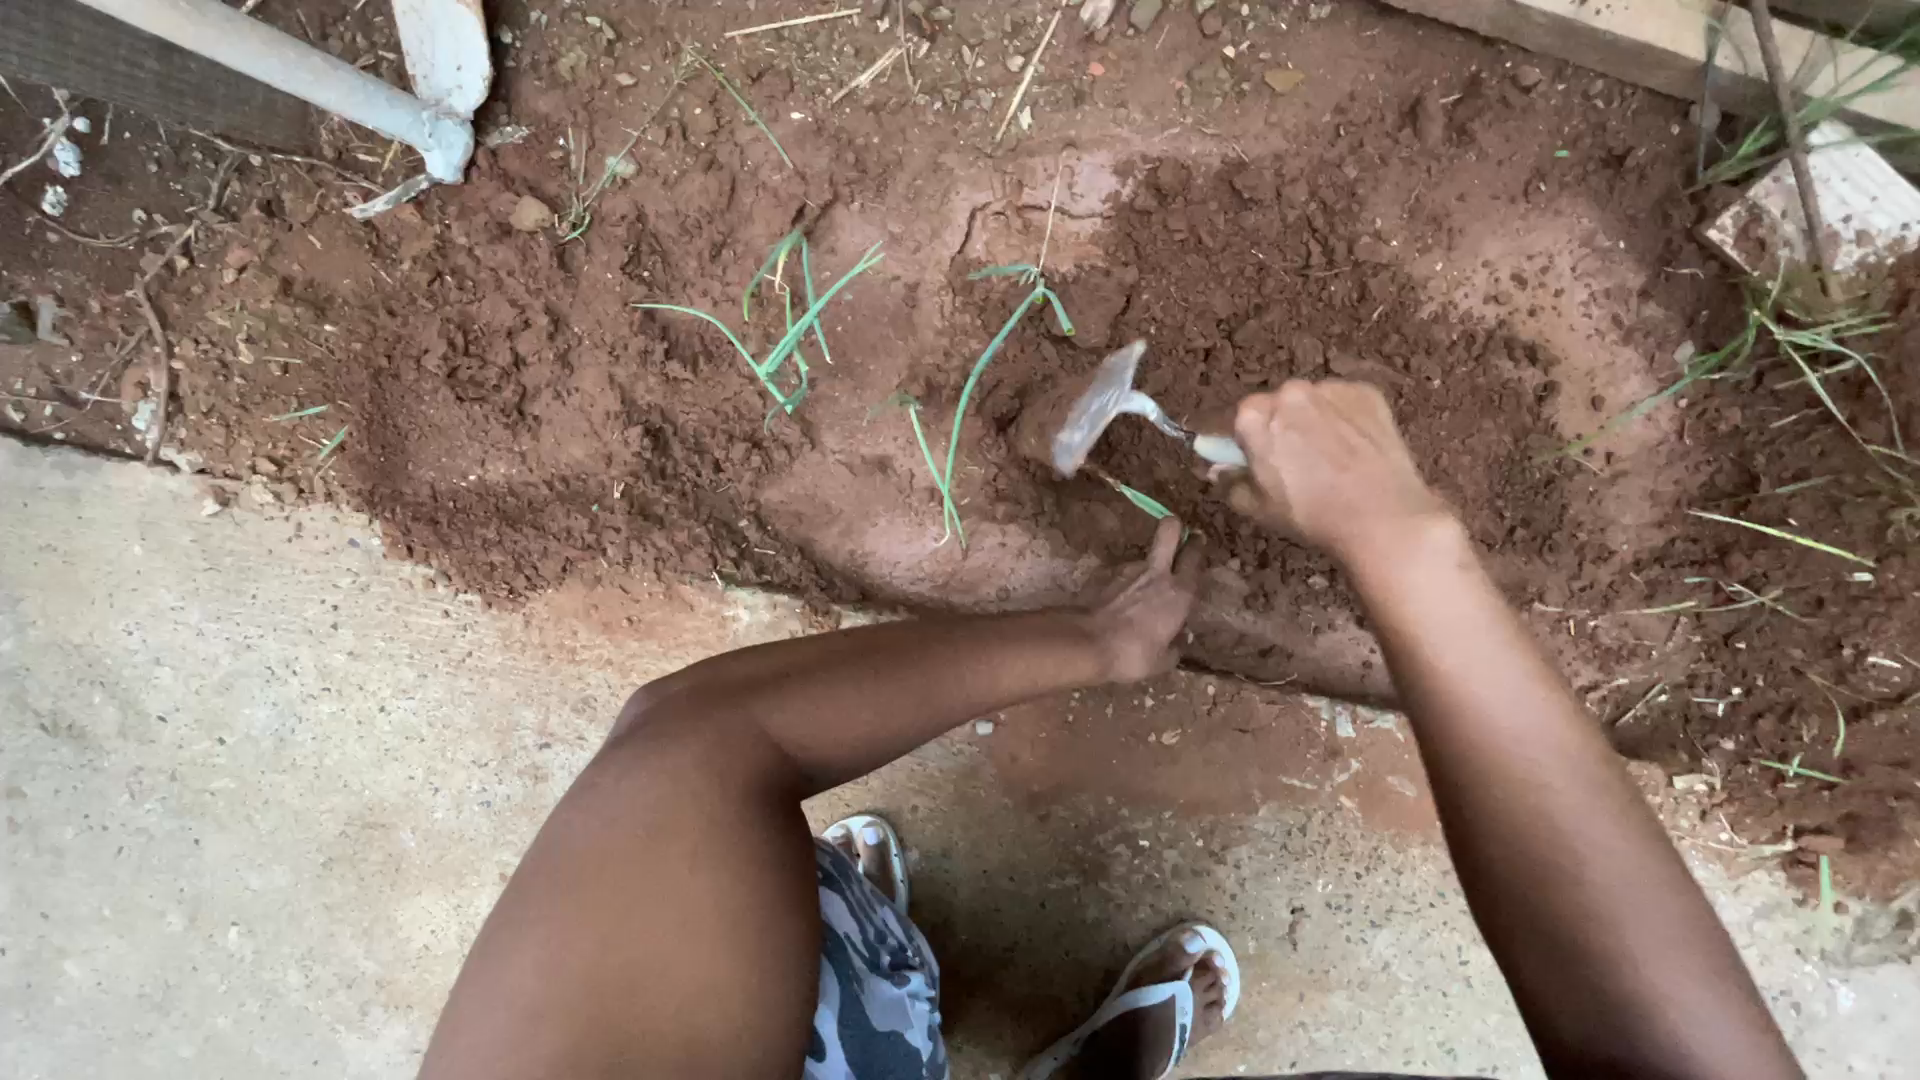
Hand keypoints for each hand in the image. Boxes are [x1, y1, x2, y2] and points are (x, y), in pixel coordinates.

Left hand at [1082, 516, 1203, 682]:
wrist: (1089, 643)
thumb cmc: (1133, 654)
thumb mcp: (1163, 661)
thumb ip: (1174, 648)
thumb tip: (1177, 643)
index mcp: (1181, 592)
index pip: (1195, 557)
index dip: (1197, 547)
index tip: (1197, 543)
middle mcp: (1157, 573)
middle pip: (1170, 530)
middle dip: (1174, 526)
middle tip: (1177, 531)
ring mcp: (1128, 569)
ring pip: (1142, 557)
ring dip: (1144, 569)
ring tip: (1136, 596)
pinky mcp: (1104, 574)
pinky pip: (1120, 575)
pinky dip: (1122, 585)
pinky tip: (1116, 605)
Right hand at [1225, 380, 1451, 568]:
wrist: (1381, 515)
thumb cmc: (1310, 514)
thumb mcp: (1255, 507)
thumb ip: (1228, 482)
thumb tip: (1219, 469)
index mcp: (1253, 416)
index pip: (1233, 422)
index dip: (1238, 443)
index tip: (1249, 460)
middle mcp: (1288, 392)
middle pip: (1272, 407)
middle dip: (1276, 428)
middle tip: (1291, 464)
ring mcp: (1330, 389)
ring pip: (1308, 403)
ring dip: (1309, 421)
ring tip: (1326, 458)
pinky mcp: (1366, 392)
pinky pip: (1342, 402)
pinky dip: (1341, 419)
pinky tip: (1350, 449)